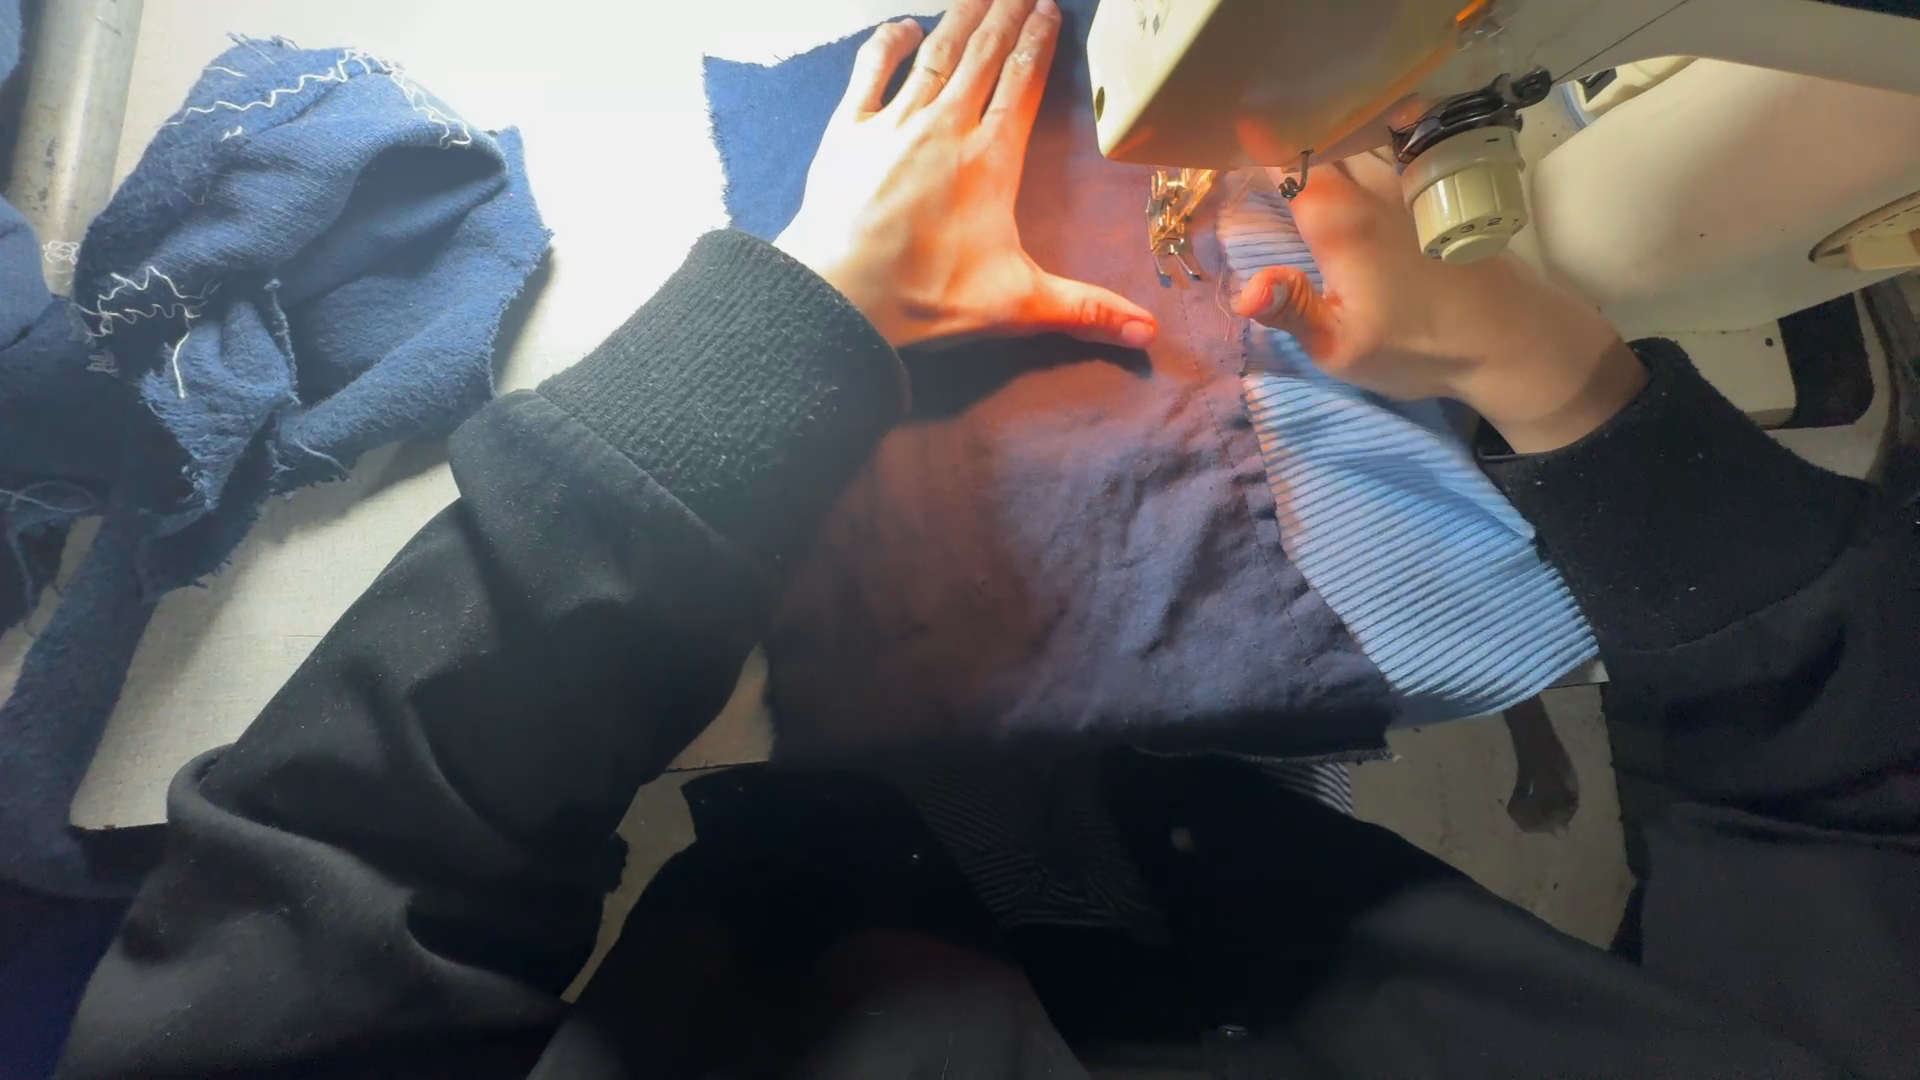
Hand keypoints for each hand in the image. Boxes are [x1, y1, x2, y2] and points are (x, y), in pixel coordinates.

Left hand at [774, 0, 1156, 350]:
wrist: (842, 299)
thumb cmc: (927, 300)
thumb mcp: (1016, 306)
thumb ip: (1083, 310)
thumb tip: (1147, 332)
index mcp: (990, 160)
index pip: (1023, 85)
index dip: (1038, 45)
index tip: (1049, 11)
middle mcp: (945, 127)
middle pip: (983, 54)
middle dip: (1006, 14)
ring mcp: (893, 124)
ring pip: (936, 53)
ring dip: (961, 16)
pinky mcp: (848, 134)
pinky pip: (871, 71)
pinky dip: (889, 43)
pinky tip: (905, 27)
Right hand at [1232, 152, 1645, 452]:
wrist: (1508, 337)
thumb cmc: (1415, 348)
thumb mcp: (1339, 348)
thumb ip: (1291, 312)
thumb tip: (1243, 291)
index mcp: (1341, 226)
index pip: (1286, 167)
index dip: (1255, 155)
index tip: (1230, 156)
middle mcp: (1373, 192)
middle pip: (1321, 143)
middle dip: (1286, 142)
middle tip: (1254, 156)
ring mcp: (1407, 187)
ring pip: (1358, 138)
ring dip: (1324, 138)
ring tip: (1293, 150)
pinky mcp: (1429, 195)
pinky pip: (1390, 147)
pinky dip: (1365, 140)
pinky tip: (1353, 153)